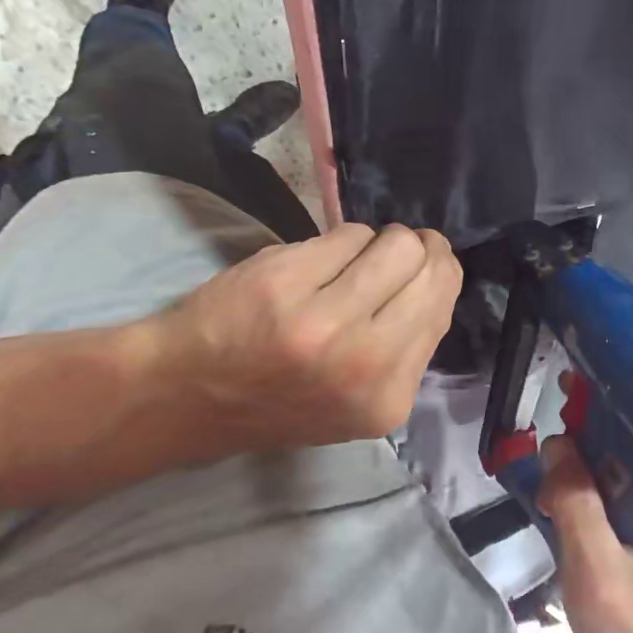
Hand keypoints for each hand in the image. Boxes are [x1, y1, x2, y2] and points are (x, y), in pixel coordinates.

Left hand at [154, 222, 460, 451]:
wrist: (189, 395)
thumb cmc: (277, 396)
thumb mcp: (357, 399)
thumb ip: (402, 347)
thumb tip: (434, 276)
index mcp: (388, 399)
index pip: (443, 306)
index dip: (437, 272)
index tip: (420, 263)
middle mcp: (364, 361)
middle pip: (428, 267)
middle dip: (416, 249)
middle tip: (389, 253)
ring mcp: (323, 320)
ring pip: (393, 244)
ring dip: (375, 241)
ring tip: (347, 261)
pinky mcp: (285, 281)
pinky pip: (346, 233)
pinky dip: (337, 238)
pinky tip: (314, 259)